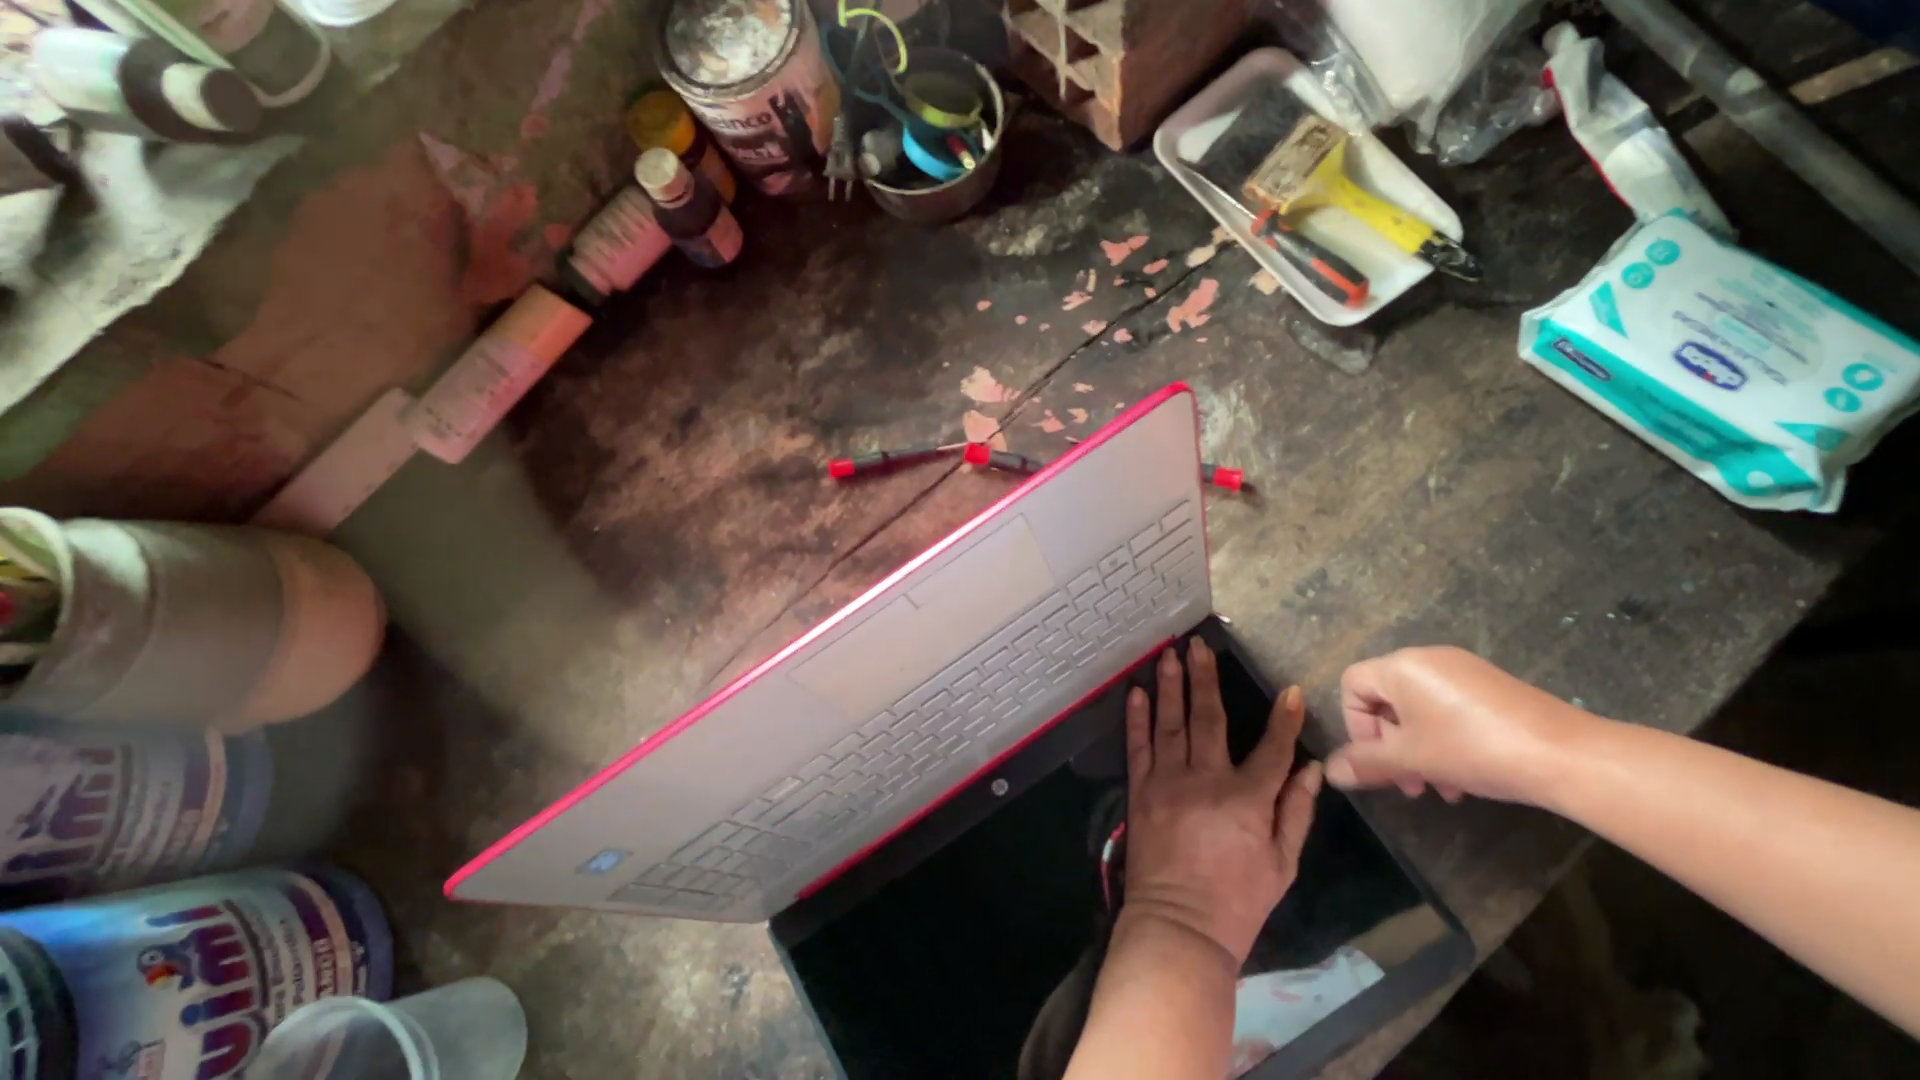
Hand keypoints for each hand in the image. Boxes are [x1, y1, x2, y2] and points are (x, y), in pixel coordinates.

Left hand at [1121, 638, 1322, 966]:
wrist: (1179, 925)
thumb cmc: (1238, 901)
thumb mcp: (1283, 864)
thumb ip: (1297, 812)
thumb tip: (1313, 769)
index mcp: (1248, 799)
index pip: (1272, 748)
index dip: (1284, 718)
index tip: (1291, 690)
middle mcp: (1206, 780)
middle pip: (1209, 718)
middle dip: (1206, 678)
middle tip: (1200, 644)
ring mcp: (1168, 782)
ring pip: (1171, 723)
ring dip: (1170, 686)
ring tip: (1169, 654)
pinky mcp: (1141, 792)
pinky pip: (1139, 747)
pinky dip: (1138, 718)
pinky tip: (1137, 693)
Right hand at [1326, 646, 1595, 804]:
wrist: (1563, 754)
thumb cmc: (1472, 749)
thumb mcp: (1411, 759)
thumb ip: (1366, 762)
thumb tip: (1330, 771)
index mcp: (1401, 666)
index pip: (1352, 685)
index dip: (1355, 724)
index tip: (1378, 760)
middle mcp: (1429, 659)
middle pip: (1386, 698)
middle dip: (1389, 743)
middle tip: (1408, 783)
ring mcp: (1464, 671)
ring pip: (1419, 709)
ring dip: (1418, 748)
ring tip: (1440, 788)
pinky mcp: (1491, 688)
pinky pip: (1449, 709)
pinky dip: (1445, 739)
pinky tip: (1464, 776)